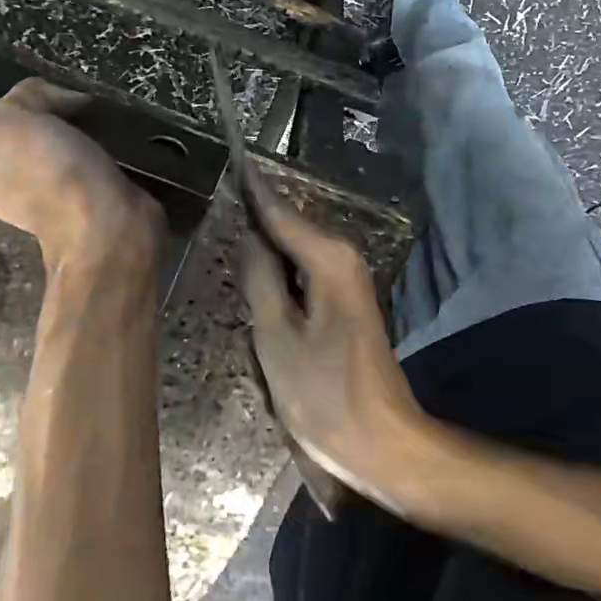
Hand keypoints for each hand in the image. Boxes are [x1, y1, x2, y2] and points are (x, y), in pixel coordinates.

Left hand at [0, 78, 163, 265]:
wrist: (105, 223)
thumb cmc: (43, 174)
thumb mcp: (8, 120)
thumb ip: (15, 96)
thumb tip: (52, 100)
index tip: (2, 85)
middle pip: (3, 115)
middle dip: (30, 100)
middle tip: (51, 95)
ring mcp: (29, 179)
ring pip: (41, 125)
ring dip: (63, 113)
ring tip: (81, 108)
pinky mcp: (68, 181)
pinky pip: (71, 141)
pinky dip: (85, 130)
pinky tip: (98, 123)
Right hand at [239, 182, 424, 490]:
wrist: (383, 441)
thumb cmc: (325, 394)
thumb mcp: (277, 338)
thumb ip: (259, 279)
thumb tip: (248, 237)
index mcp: (328, 258)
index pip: (280, 212)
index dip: (253, 189)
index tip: (233, 158)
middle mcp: (343, 258)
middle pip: (289, 229)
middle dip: (256, 219)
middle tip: (217, 201)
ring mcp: (347, 280)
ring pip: (295, 253)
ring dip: (266, 250)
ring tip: (228, 235)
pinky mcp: (345, 302)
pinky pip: (304, 274)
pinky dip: (280, 274)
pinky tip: (257, 281)